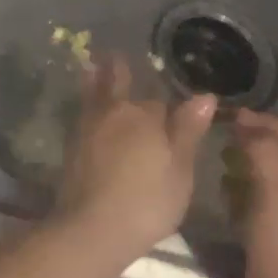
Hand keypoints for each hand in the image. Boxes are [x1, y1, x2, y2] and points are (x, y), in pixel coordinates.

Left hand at [51, 56, 216, 268]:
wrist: (94, 225)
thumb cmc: (148, 200)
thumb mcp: (180, 170)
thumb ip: (188, 130)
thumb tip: (204, 95)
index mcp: (143, 114)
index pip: (157, 100)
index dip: (164, 101)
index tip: (165, 91)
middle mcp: (113, 111)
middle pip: (116, 83)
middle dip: (117, 68)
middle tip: (115, 53)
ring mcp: (88, 125)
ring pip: (94, 93)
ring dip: (95, 77)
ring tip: (93, 65)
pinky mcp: (72, 142)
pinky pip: (82, 110)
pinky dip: (84, 100)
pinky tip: (86, 104)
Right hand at [234, 110, 277, 277]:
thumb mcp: (274, 192)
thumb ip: (263, 151)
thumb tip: (249, 125)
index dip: (268, 122)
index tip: (233, 120)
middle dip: (260, 144)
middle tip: (227, 142)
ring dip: (255, 166)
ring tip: (227, 167)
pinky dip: (258, 188)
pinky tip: (236, 193)